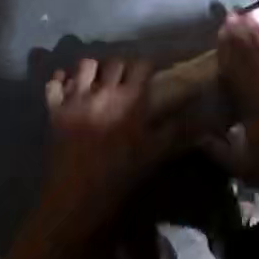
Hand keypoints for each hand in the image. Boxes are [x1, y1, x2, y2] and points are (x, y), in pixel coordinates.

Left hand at [37, 58, 180, 232]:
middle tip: (127, 80)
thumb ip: (177, 131)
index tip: (150, 75)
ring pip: (85, 65)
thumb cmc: (120, 175)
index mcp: (129, 99)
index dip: (147, 67)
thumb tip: (204, 119)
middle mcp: (103, 91)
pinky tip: (70, 88)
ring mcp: (76, 98)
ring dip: (94, 69)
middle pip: (115, 61)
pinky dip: (61, 80)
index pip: (142, 65)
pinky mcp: (55, 108)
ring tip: (98, 81)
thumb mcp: (154, 153)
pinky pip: (54, 82)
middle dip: (123, 67)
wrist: (77, 196)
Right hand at [207, 13, 258, 205]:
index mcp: (257, 100)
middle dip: (244, 34)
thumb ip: (219, 150)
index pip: (238, 68)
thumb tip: (198, 136)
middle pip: (257, 54)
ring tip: (253, 19)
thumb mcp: (245, 168)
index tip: (221, 28)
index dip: (229, 48)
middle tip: (233, 14)